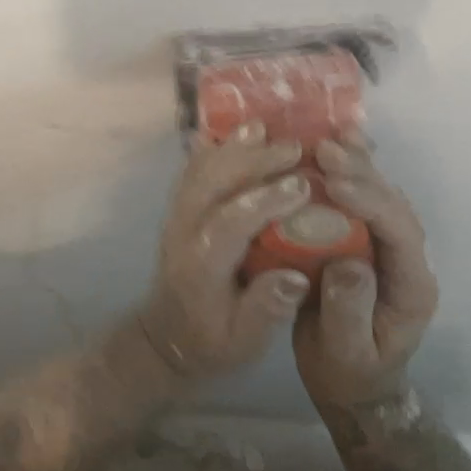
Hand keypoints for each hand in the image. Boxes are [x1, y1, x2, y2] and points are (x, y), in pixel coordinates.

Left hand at [137, 123, 316, 379]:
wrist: (166, 335)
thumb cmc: (212, 342)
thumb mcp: (244, 343)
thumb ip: (266, 309)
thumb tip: (294, 276)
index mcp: (202, 266)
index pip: (229, 224)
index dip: (265, 200)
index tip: (304, 184)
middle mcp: (183, 233)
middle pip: (212, 186)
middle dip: (253, 162)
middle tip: (297, 146)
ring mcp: (176, 217)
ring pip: (199, 172)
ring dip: (232, 148)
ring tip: (269, 128)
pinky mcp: (178, 209)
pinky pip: (192, 172)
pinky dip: (213, 149)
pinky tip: (237, 132)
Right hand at [293, 132, 439, 408]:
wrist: (351, 386)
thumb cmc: (348, 372)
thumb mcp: (346, 351)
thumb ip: (350, 311)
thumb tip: (347, 264)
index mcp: (411, 285)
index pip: (399, 233)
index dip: (370, 203)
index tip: (334, 182)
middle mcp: (405, 259)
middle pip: (392, 206)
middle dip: (362, 174)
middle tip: (325, 147)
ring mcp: (385, 250)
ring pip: (378, 198)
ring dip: (355, 166)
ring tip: (326, 136)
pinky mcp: (361, 244)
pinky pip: (357, 204)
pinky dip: (343, 175)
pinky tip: (322, 152)